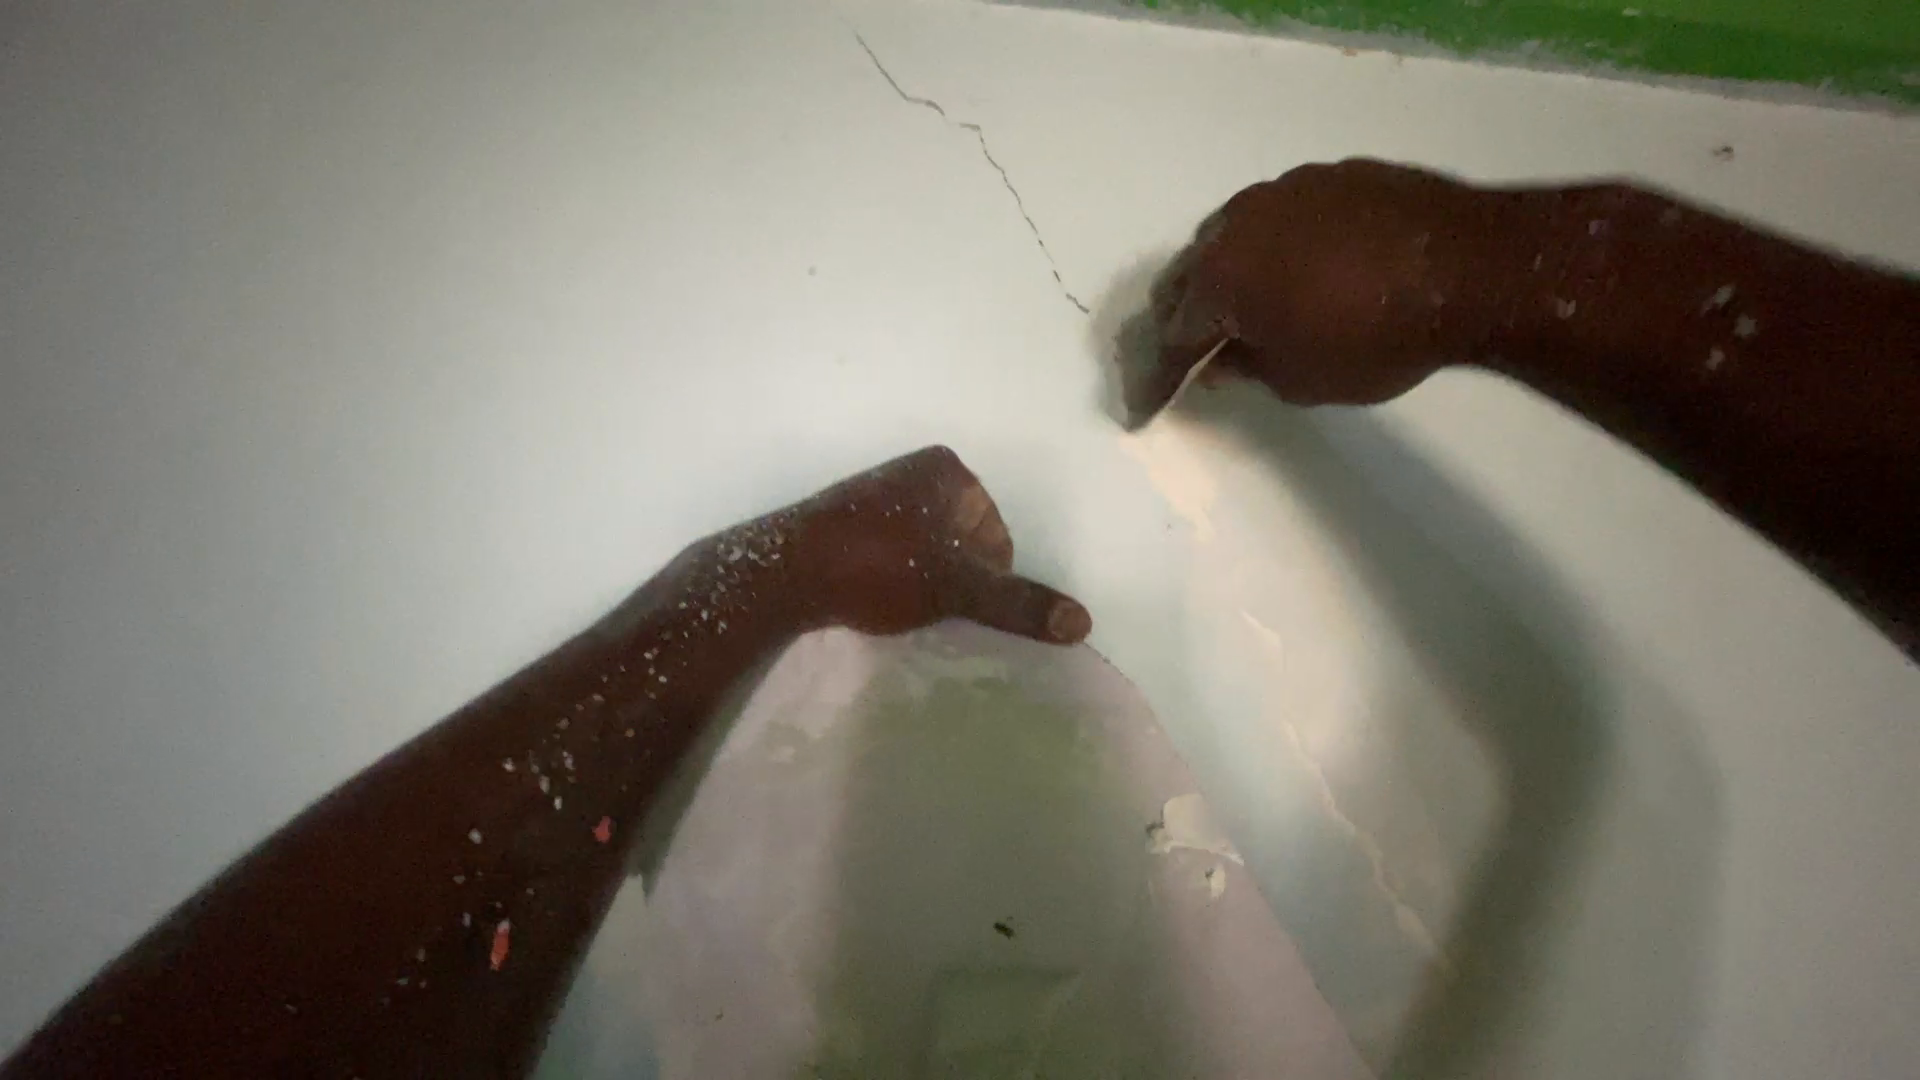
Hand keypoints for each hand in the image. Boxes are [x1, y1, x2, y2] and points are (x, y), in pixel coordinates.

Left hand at [782, 446, 1091, 643]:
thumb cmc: (878, 568)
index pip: (998, 540)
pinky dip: (896, 573)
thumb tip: (1084, 622)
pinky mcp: (854, 515)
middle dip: (953, 577)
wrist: (784, 572)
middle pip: (966, 543)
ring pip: (932, 550)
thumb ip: (1017, 603)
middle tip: (919, 600)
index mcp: (951, 472)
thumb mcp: (956, 587)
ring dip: (925, 579)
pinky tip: (874, 591)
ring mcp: (883, 490)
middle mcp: (919, 471)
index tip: (945, 596)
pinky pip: (898, 548)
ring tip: (894, 599)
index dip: (980, 579)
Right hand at [1149, 159, 1521, 408]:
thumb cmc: (1374, 340)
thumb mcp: (1299, 380)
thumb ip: (1247, 369)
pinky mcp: (1326, 177)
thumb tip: (1220, 361)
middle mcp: (1235, 227)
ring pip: (1224, 239)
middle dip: (1177, 321)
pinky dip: (1267, 250)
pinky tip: (1290, 270)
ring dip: (1218, 278)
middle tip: (1184, 353)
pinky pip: (1274, 219)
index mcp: (1218, 281)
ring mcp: (1281, 194)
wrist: (1476, 266)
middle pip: (1184, 278)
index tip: (1143, 409)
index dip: (1157, 380)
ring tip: (1235, 305)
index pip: (1172, 340)